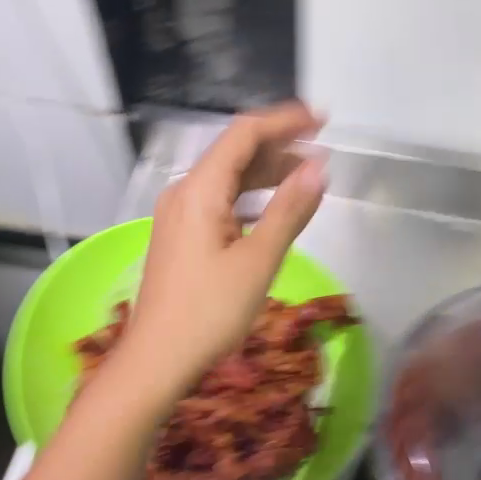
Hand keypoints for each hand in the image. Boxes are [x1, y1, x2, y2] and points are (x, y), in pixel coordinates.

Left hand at [121, 102, 327, 391]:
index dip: (285, 122)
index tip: (323, 120)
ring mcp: (176, 217)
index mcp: (199, 191)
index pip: (244, 134)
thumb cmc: (209, 313)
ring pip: (225, 180)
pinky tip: (269, 214)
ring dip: (264, 175)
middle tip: (320, 153)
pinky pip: (217, 204)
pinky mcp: (178, 240)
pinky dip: (247, 200)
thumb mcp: (257, 262)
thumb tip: (318, 169)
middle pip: (233, 154)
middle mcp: (183, 194)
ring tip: (303, 180)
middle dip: (278, 148)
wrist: (157, 360)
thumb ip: (289, 211)